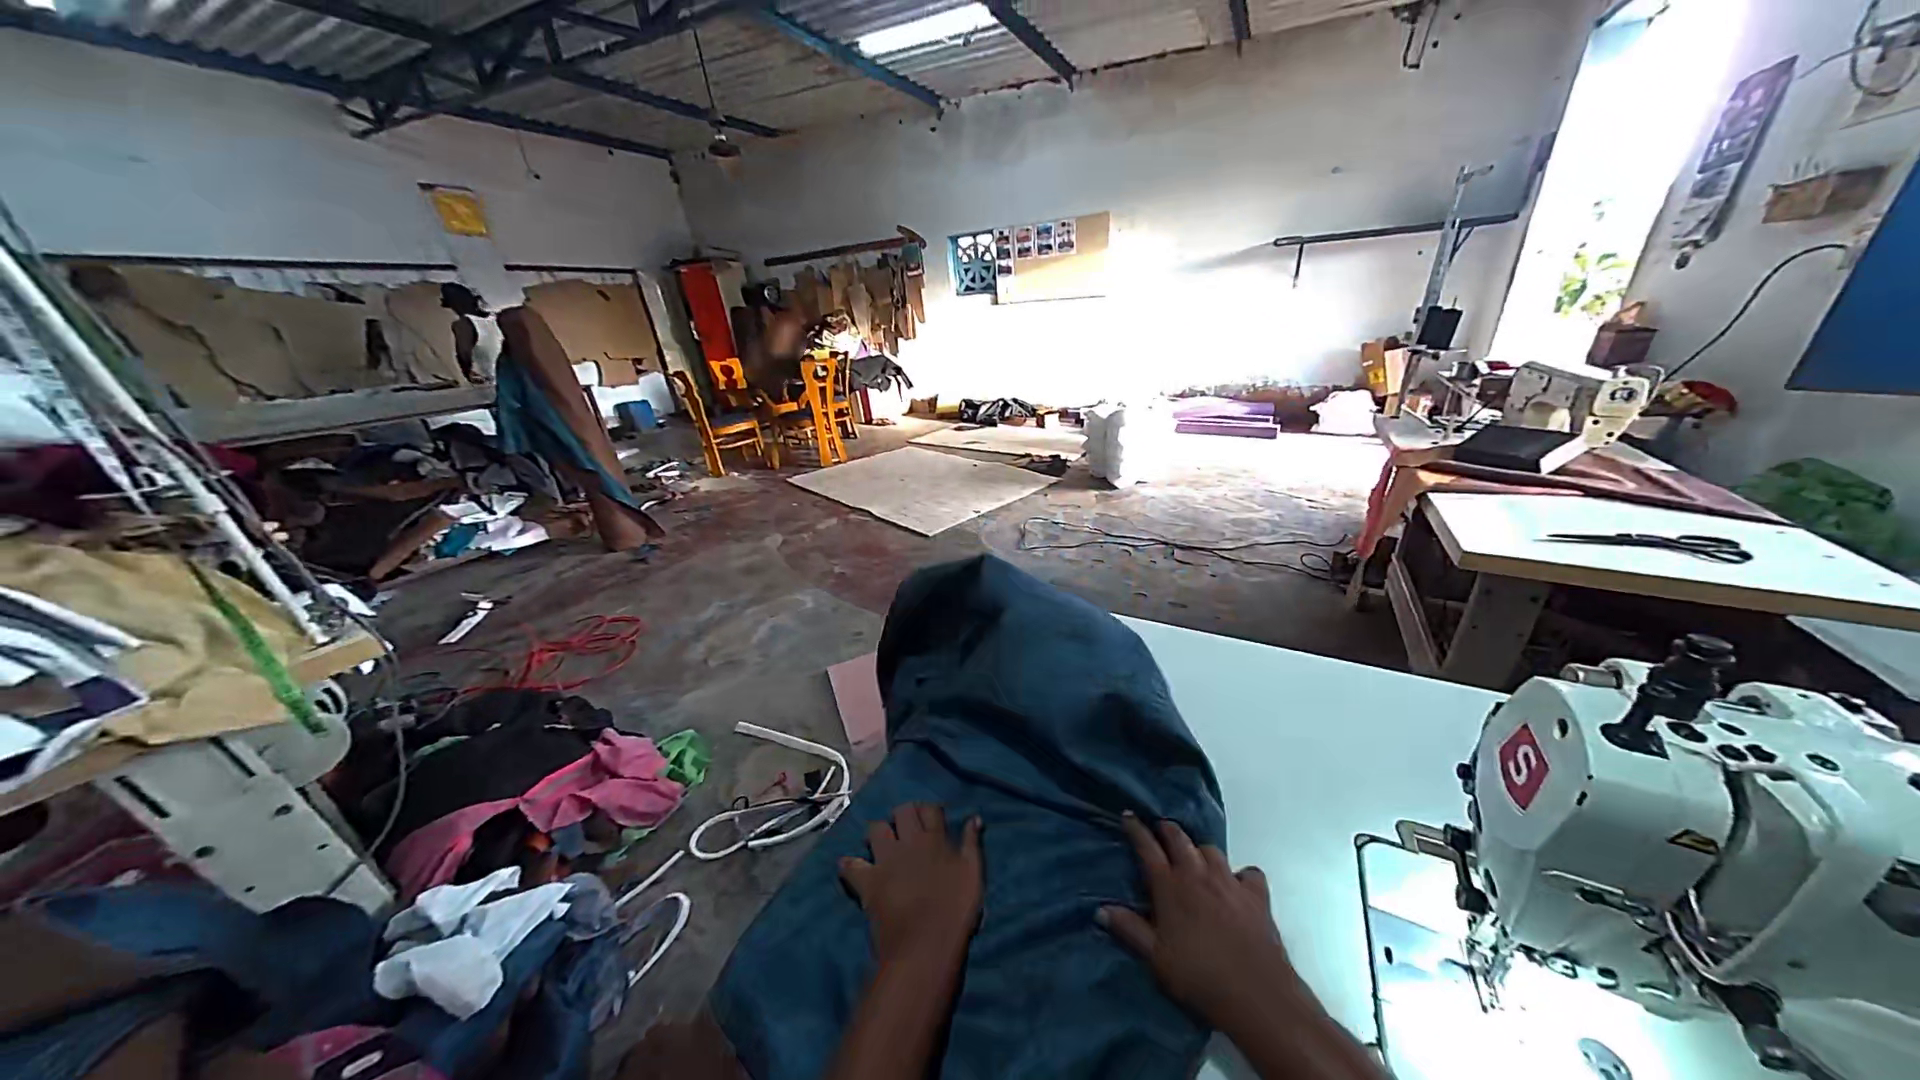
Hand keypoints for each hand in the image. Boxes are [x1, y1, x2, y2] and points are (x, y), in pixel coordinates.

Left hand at [840, 803, 983, 967]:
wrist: (926, 944)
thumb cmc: (956, 909)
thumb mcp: (973, 873)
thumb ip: (972, 843)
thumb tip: (975, 818)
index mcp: (934, 838)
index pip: (929, 809)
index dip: (929, 810)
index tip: (931, 817)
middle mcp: (907, 841)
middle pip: (901, 811)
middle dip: (903, 815)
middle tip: (907, 828)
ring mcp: (884, 859)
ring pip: (875, 828)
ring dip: (878, 832)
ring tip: (882, 844)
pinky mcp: (867, 880)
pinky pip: (850, 865)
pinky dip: (849, 865)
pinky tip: (851, 867)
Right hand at [1099, 813, 1299, 1030]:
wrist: (1257, 995)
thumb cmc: (1199, 976)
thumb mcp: (1155, 958)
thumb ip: (1129, 929)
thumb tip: (1100, 909)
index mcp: (1171, 887)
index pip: (1148, 848)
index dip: (1136, 829)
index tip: (1128, 815)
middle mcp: (1198, 875)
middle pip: (1179, 839)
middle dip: (1167, 830)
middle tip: (1159, 830)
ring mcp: (1230, 883)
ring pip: (1211, 850)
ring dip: (1199, 849)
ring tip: (1194, 856)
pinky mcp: (1257, 896)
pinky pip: (1249, 873)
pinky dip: (1241, 874)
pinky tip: (1237, 884)